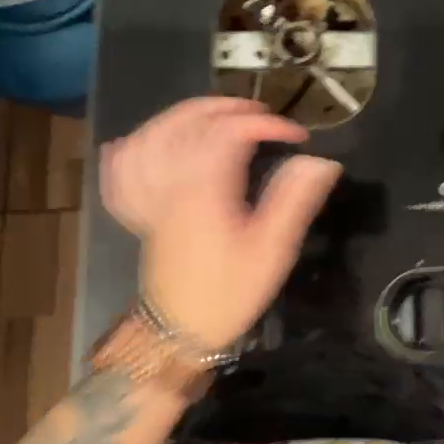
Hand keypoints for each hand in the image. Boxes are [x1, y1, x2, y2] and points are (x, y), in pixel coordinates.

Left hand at [100, 97, 342, 349]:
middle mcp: (171, 185)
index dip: (266, 123)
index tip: (297, 136)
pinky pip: (123, 174)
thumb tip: (320, 161)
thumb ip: (294, 200)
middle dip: (224, 107)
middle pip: (186, 123)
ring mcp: (150, 199)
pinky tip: (134, 141)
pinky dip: (129, 151)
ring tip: (213, 115)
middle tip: (259, 114)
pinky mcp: (141, 214)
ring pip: (152, 138)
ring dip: (182, 117)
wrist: (177, 336)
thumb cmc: (229, 292)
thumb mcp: (272, 249)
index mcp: (204, 190)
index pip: (230, 132)